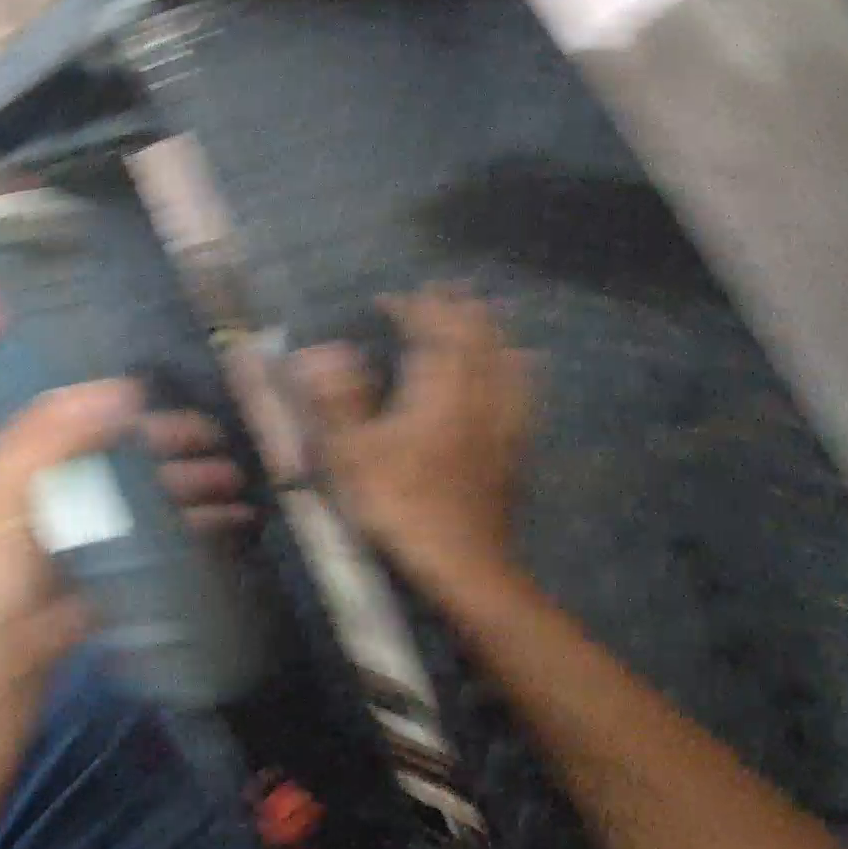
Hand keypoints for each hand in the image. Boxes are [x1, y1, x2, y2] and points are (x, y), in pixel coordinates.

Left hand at [0, 381, 254, 675]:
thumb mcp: (10, 493)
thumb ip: (56, 440)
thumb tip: (117, 392)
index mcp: (25, 466)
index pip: (67, 419)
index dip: (105, 403)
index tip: (152, 395)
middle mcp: (57, 492)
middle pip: (115, 455)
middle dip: (162, 442)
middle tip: (212, 436)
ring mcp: (87, 532)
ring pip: (142, 495)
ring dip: (184, 482)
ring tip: (231, 480)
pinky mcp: (111, 569)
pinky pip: (155, 539)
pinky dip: (189, 528)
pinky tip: (225, 522)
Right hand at [295, 286, 533, 588]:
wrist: (461, 562)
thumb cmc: (397, 505)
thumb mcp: (351, 454)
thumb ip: (337, 400)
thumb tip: (321, 353)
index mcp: (434, 397)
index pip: (430, 340)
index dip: (413, 312)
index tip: (391, 297)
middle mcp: (474, 402)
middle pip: (474, 344)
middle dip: (458, 311)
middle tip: (445, 287)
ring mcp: (500, 426)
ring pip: (503, 364)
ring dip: (491, 332)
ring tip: (486, 310)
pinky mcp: (512, 450)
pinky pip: (522, 394)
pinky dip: (520, 368)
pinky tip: (526, 364)